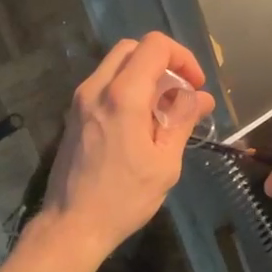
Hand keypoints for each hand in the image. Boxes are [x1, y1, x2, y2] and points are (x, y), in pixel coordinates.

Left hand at [41, 32, 216, 258]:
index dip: (182, 58)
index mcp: (123, 96)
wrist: (72, 225)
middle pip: (133, 49)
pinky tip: (140, 125)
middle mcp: (96, 89)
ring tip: (163, 113)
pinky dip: (126, 91)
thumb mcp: (164, 163)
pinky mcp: (73, 117)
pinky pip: (103, 87)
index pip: (155, 46)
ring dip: (144, 78)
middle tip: (181, 95)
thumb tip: (199, 97)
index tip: (195, 87)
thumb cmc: (124, 199)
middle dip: (163, 64)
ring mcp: (80, 102)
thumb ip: (181, 122)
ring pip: (115, 67)